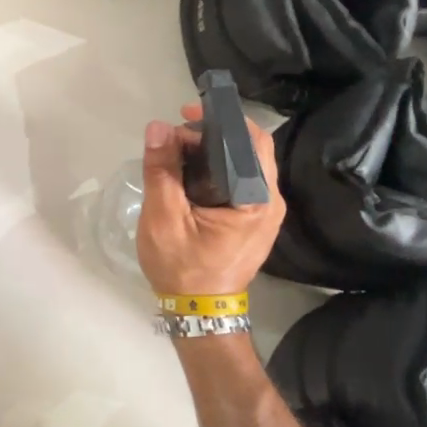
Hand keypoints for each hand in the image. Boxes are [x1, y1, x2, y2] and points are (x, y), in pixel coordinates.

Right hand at [135, 103, 286, 296]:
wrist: (199, 312)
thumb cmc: (183, 267)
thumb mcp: (164, 217)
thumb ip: (161, 170)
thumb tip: (158, 127)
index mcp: (256, 200)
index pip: (251, 142)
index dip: (220, 119)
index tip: (185, 114)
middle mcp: (268, 201)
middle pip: (247, 149)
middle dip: (209, 133)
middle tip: (171, 136)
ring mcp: (261, 211)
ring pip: (240, 164)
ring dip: (208, 150)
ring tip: (172, 152)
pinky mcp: (249, 219)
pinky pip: (235, 181)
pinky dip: (211, 168)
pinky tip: (183, 172)